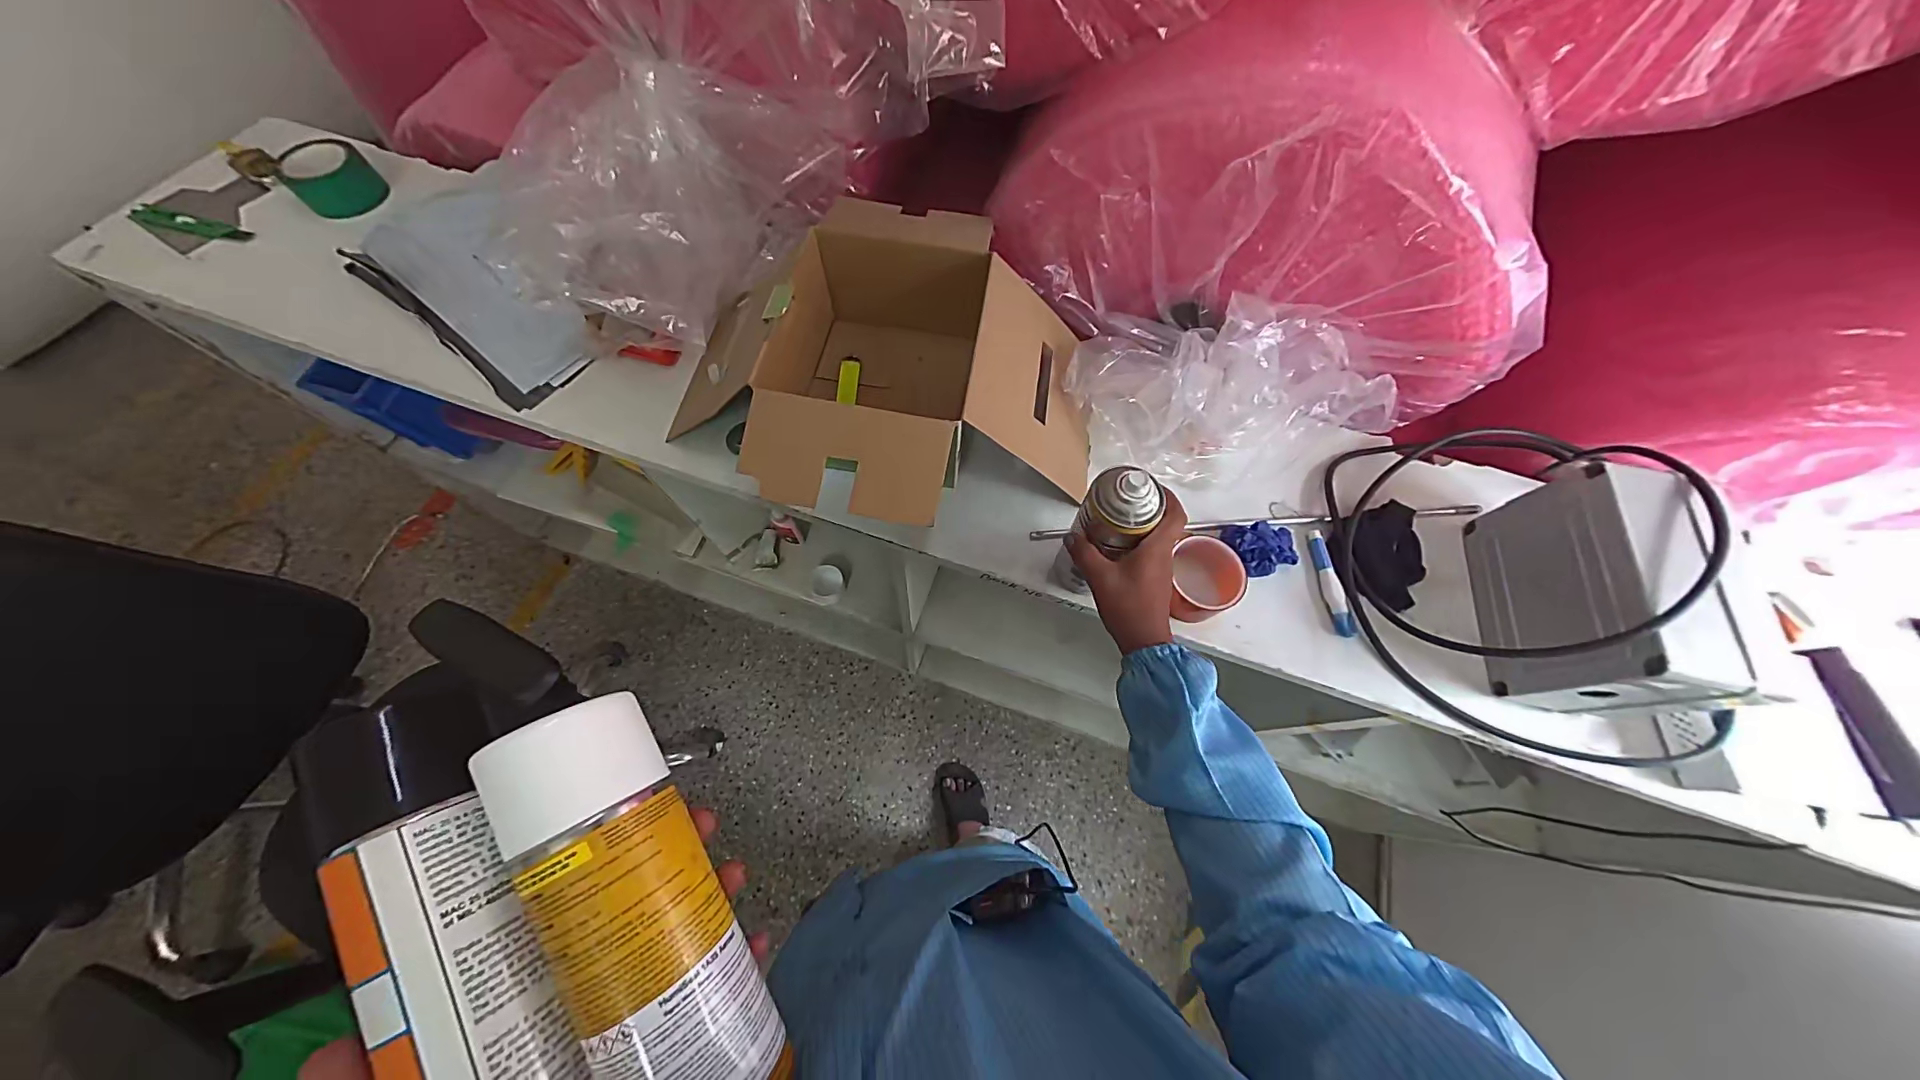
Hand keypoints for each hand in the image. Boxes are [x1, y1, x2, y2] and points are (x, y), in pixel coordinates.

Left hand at [299, 806, 763, 1079]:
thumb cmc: (488, 1079)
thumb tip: (325, 1056)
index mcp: (535, 995)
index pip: (565, 913)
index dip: (596, 860)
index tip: (624, 820)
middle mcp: (588, 994)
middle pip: (638, 907)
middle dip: (678, 856)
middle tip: (701, 825)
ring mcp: (634, 1018)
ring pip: (684, 937)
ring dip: (716, 896)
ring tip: (734, 873)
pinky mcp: (671, 1043)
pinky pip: (712, 992)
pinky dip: (739, 966)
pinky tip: (755, 946)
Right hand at [1068, 488, 1186, 654]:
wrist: (1143, 640)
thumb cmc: (1128, 608)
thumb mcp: (1100, 577)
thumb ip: (1084, 553)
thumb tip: (1073, 537)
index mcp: (1158, 548)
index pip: (1175, 513)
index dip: (1168, 496)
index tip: (1151, 487)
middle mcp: (1165, 555)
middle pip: (1167, 522)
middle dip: (1151, 508)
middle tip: (1128, 502)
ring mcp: (1163, 568)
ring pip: (1160, 537)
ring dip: (1144, 526)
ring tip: (1119, 521)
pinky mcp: (1156, 579)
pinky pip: (1153, 552)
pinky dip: (1140, 543)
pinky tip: (1118, 547)